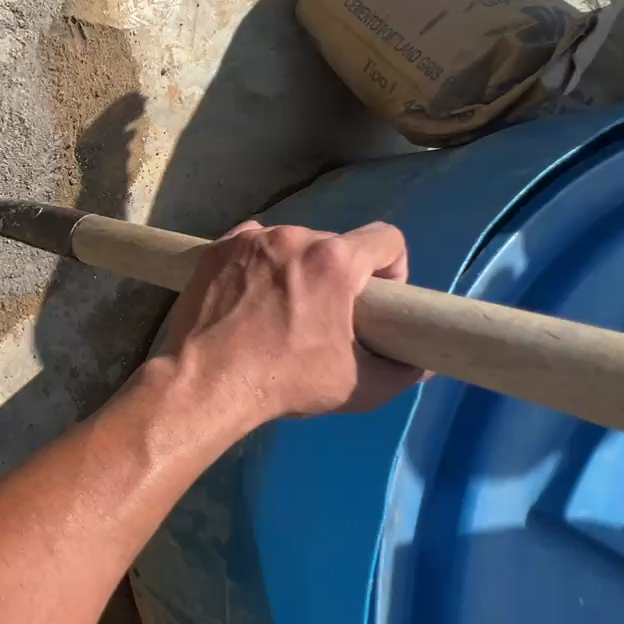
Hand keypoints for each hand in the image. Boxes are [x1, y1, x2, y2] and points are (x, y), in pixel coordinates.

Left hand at [149, 220, 425, 423]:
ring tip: (283, 304)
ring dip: (295, 266)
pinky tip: (251, 292)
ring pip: (288, 243)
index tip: (378, 299)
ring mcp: (247, 240)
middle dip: (338, 273)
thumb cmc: (285, 381)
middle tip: (326, 312)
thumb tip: (419, 362)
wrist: (204, 380)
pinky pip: (251, 245)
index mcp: (333, 260)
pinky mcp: (214, 249)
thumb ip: (403, 369)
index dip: (392, 268)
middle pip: (333, 244)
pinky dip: (257, 262)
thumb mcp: (363, 385)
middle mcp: (290, 237)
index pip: (386, 239)